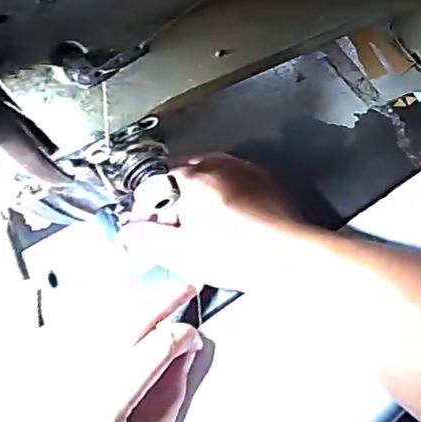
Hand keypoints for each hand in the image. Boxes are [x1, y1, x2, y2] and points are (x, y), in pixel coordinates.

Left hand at [0, 278, 203, 421]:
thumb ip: (165, 401)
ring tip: (148, 301)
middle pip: (125, 319)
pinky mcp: (16, 384)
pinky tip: (101, 317)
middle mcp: (68, 385)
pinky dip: (84, 320)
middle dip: (162, 298)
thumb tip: (182, 361)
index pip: (158, 346)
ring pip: (91, 318)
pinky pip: (55, 334)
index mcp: (103, 408)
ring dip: (126, 304)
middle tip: (184, 288)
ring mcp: (38, 381)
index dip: (185, 335)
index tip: (193, 339)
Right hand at [121, 154, 302, 292]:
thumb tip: (131, 231)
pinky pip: (231, 179)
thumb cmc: (239, 254)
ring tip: (196, 223)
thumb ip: (148, 238)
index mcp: (194, 178)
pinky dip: (219, 192)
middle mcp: (220, 166)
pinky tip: (224, 218)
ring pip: (206, 173)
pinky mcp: (264, 180)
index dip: (141, 209)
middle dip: (167, 197)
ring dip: (193, 192)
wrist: (289, 255)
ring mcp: (245, 170)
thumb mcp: (181, 252)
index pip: (152, 184)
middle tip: (167, 225)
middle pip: (179, 173)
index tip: (142, 227)